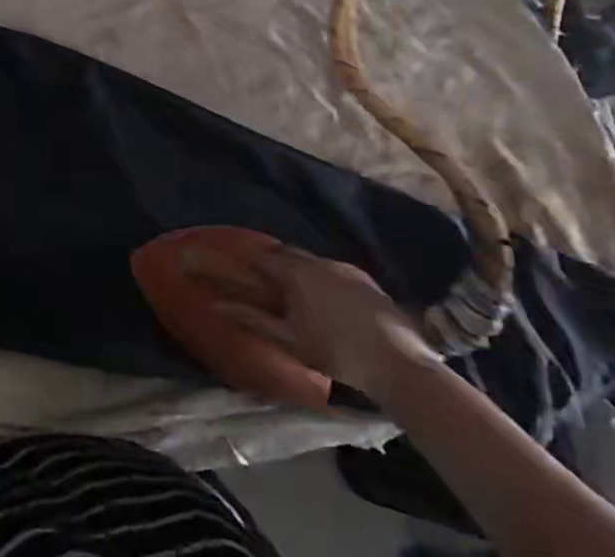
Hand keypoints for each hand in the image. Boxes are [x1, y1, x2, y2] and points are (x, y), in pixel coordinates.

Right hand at [215, 250, 436, 392]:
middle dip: (274, 260)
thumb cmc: (335, 353)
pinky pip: (335, 270)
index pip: (264, 257)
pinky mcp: (367, 280)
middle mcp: (319, 262)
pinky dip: (323, 277)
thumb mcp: (289, 340)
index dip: (250, 260)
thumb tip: (216, 306)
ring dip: (300, 268)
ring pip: (314, 261)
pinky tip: (328, 298)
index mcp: (296, 274)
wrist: (398, 363)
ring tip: (295, 289)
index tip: (241, 267)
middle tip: (264, 277)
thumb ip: (253, 319)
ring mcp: (346, 268)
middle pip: (289, 253)